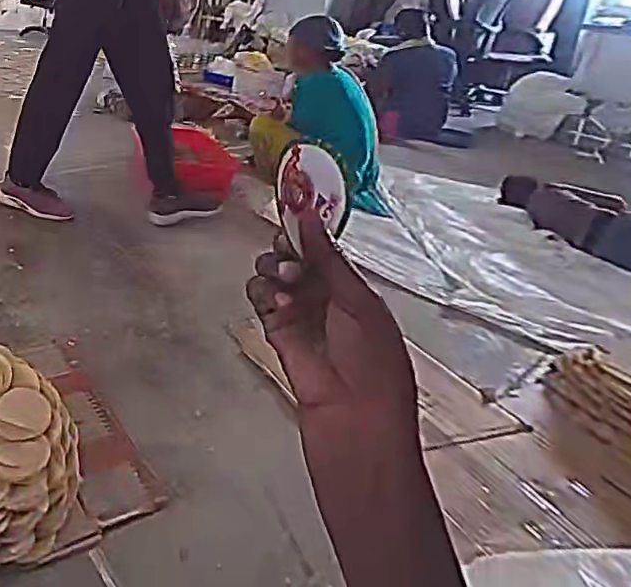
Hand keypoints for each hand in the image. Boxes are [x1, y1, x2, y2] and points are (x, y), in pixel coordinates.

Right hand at [246, 205, 413, 416]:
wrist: (355, 420)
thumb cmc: (371, 359)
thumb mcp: (357, 301)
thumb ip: (326, 257)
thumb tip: (309, 215)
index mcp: (349, 286)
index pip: (320, 247)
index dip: (305, 230)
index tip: (291, 211)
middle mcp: (321, 294)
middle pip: (291, 255)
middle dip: (285, 249)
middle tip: (288, 257)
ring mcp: (297, 311)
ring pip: (271, 272)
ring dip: (273, 269)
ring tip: (284, 284)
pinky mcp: (274, 329)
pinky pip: (260, 297)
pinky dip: (263, 293)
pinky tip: (277, 305)